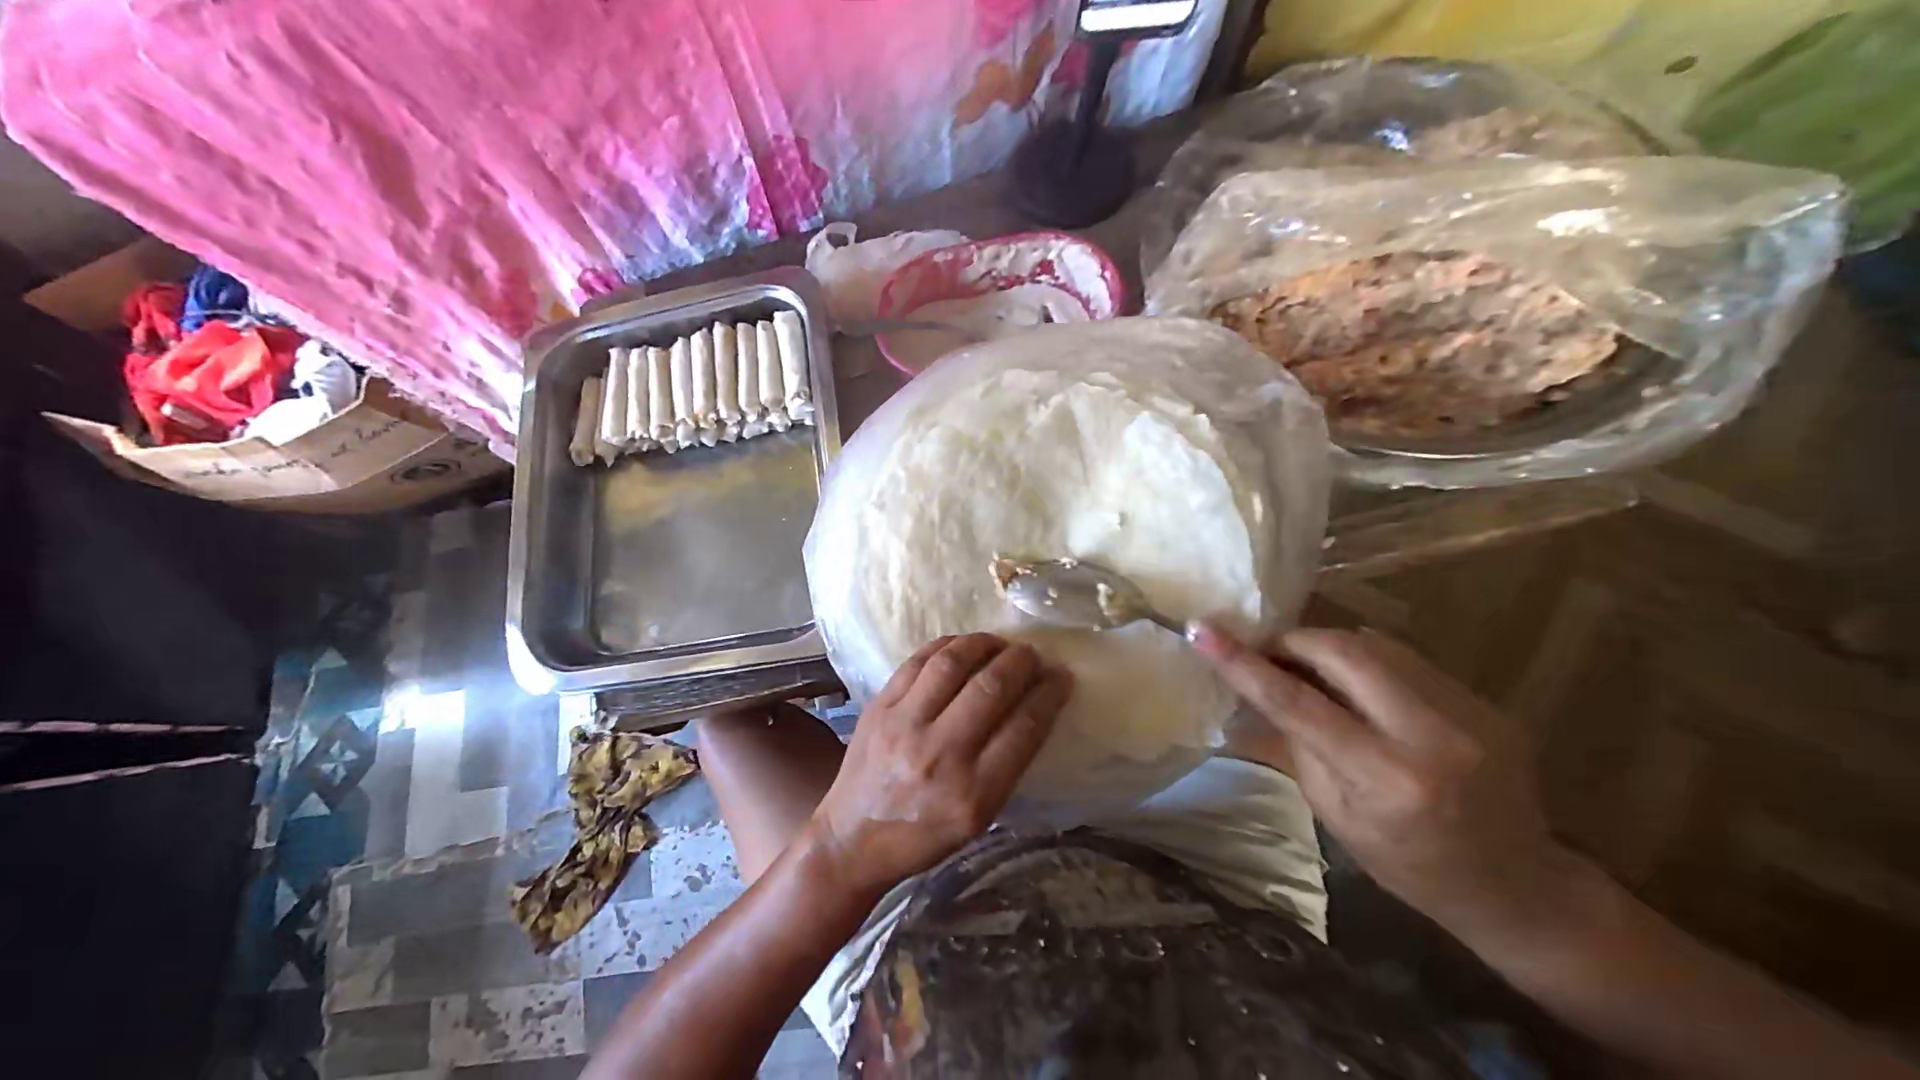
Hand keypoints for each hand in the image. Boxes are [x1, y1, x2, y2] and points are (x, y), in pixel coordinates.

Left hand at [809, 633, 1073, 895]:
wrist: (852, 840)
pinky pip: (917, 662)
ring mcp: (903, 726)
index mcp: (973, 794)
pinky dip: (947, 646)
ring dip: (985, 645)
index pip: (1024, 729)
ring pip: (952, 665)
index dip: (1049, 694)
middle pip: (992, 689)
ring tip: (1001, 644)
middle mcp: (939, 755)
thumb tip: (1034, 706)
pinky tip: (964, 646)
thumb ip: (1007, 765)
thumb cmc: (924, 835)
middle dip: (1022, 663)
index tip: (1061, 677)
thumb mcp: (979, 818)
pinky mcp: (878, 708)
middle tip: (1034, 655)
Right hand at [1193, 623, 1569, 930]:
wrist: (1519, 887)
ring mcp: (1468, 711)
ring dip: (1327, 647)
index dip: (1243, 663)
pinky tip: (1353, 684)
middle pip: (1344, 652)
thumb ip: (1298, 744)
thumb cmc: (1410, 866)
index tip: (1201, 631)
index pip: (1298, 704)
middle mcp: (1432, 734)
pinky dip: (1365, 661)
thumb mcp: (1337, 815)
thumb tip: (1257, 694)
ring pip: (1377, 645)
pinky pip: (1406, 660)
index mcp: (1387, 778)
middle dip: (1292, 641)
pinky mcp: (1484, 700)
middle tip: (1261, 648)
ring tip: (1302, 664)